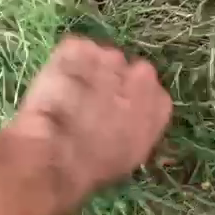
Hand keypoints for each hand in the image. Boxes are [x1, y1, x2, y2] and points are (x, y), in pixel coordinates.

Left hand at [4, 36, 172, 197]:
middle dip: (110, 79)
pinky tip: (55, 84)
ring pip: (98, 57)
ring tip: (68, 94)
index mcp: (159, 104)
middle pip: (126, 68)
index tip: (113, 110)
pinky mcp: (78, 48)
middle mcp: (142, 75)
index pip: (149, 90)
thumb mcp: (131, 156)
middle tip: (88, 101)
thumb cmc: (97, 167)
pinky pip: (72, 51)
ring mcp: (110, 57)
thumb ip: (137, 128)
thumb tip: (127, 122)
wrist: (60, 155)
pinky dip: (63, 64)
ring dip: (86, 70)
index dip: (129, 98)